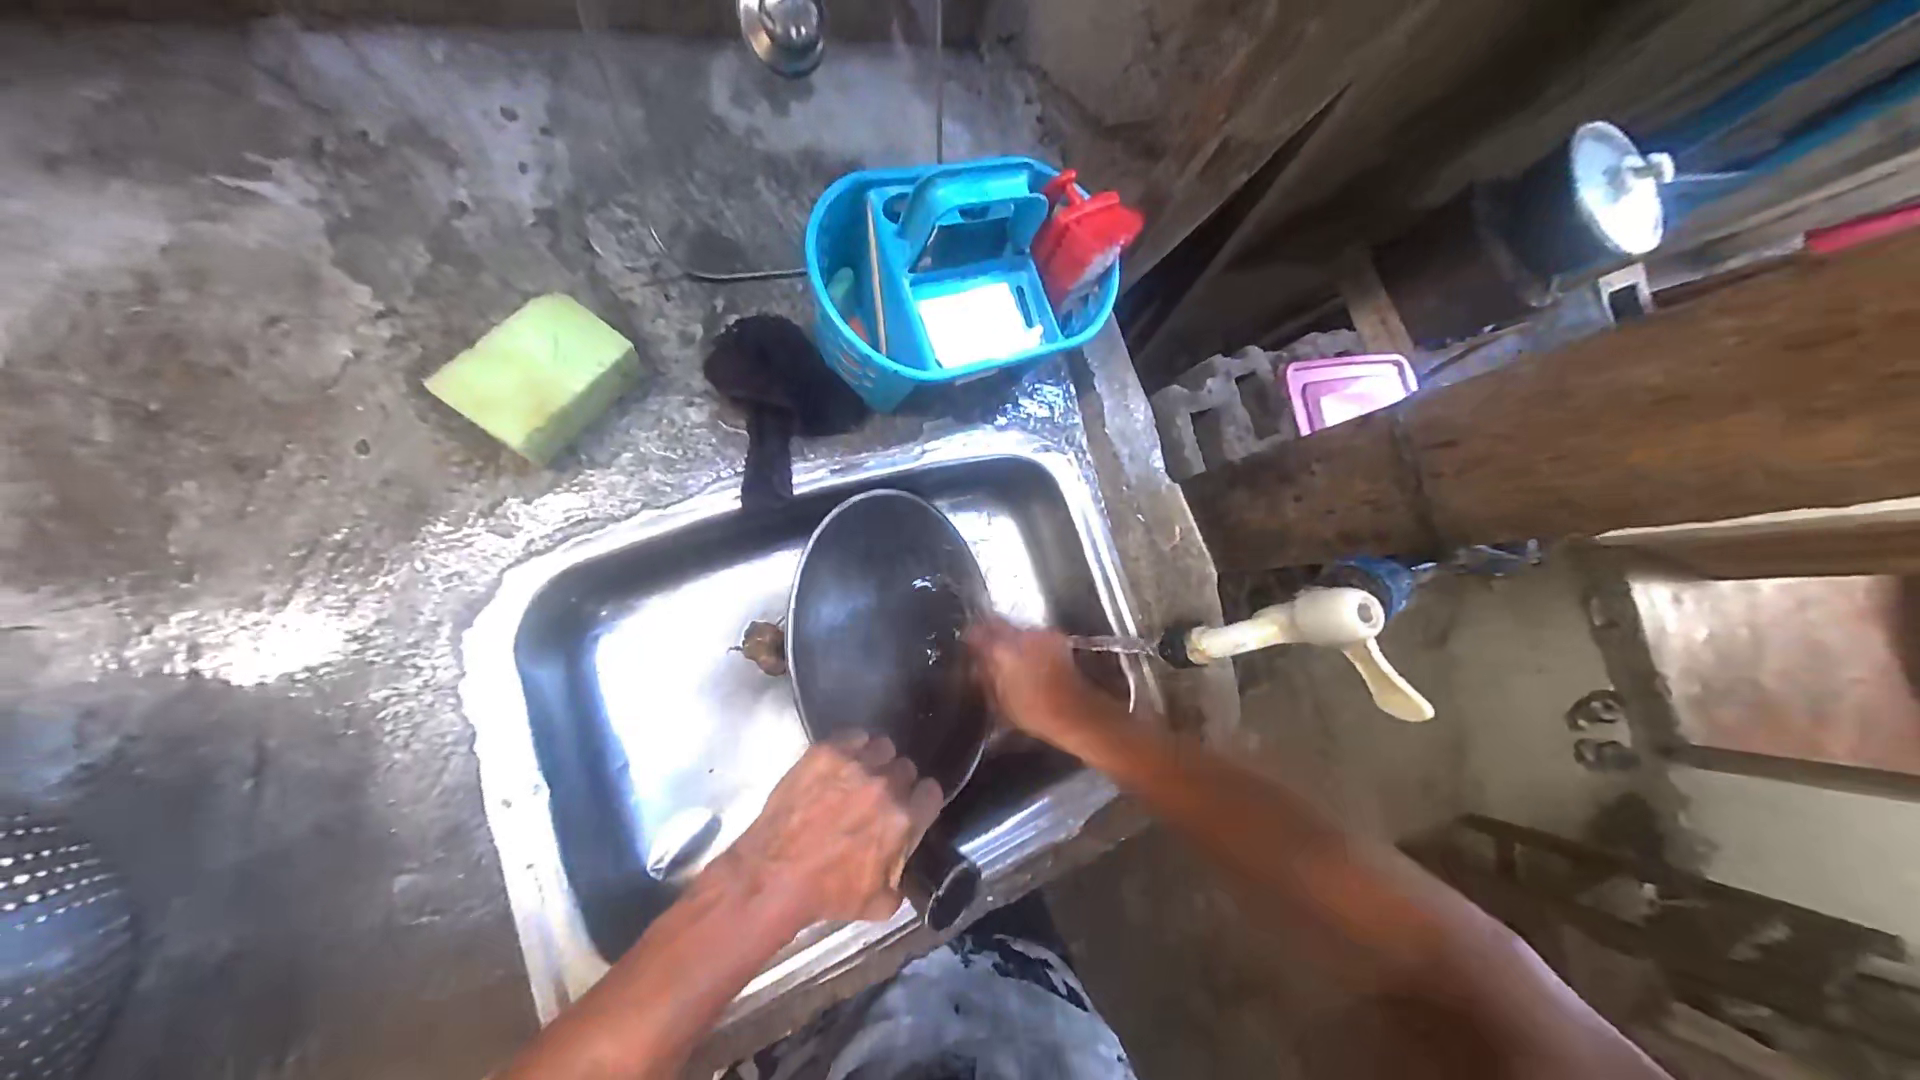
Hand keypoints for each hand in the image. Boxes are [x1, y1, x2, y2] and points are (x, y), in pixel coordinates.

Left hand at [711, 734, 942, 928]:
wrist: (771, 877)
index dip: (921, 801)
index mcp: (904, 819)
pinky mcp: (826, 752)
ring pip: (882, 746)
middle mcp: (885, 785)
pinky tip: (841, 765)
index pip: (931, 791)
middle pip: (906, 767)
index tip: (910, 807)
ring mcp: (855, 765)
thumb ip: (905, 876)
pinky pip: (853, 736)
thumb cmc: (826, 894)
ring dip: (876, 761)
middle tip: (879, 798)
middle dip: (897, 782)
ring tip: (860, 776)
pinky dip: (852, 747)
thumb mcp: (881, 903)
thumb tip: (907, 864)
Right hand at [967, 616, 1113, 747]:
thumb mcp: (1001, 701)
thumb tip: (977, 665)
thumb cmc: (1035, 712)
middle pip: (999, 624)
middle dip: (991, 634)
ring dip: (1011, 639)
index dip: (971, 636)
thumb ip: (986, 677)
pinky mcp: (1057, 639)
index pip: (978, 632)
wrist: (1075, 712)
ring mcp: (1041, 635)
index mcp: (1003, 650)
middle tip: (986, 648)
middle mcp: (1022, 636)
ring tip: (1009, 657)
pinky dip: (1029, 643)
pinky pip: (1034, 636)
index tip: (967, 642)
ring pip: (1018, 630)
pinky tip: (1029, 659)